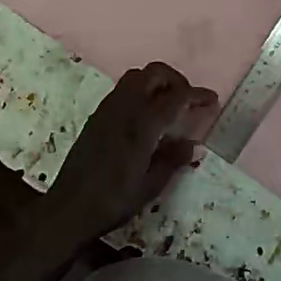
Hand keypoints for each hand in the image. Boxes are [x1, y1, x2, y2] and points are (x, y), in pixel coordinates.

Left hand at [33, 62, 217, 245]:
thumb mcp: (150, 186)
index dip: (196, 95)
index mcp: (141, 124)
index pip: (175, 96)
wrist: (69, 207)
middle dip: (176, 80)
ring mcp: (107, 108)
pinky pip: (122, 89)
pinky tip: (146, 116)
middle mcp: (123, 107)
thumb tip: (193, 144)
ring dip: (156, 82)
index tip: (212, 99)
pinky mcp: (97, 115)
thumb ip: (173, 160)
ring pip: (136, 76)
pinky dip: (140, 90)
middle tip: (189, 100)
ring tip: (169, 106)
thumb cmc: (113, 200)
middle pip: (154, 73)